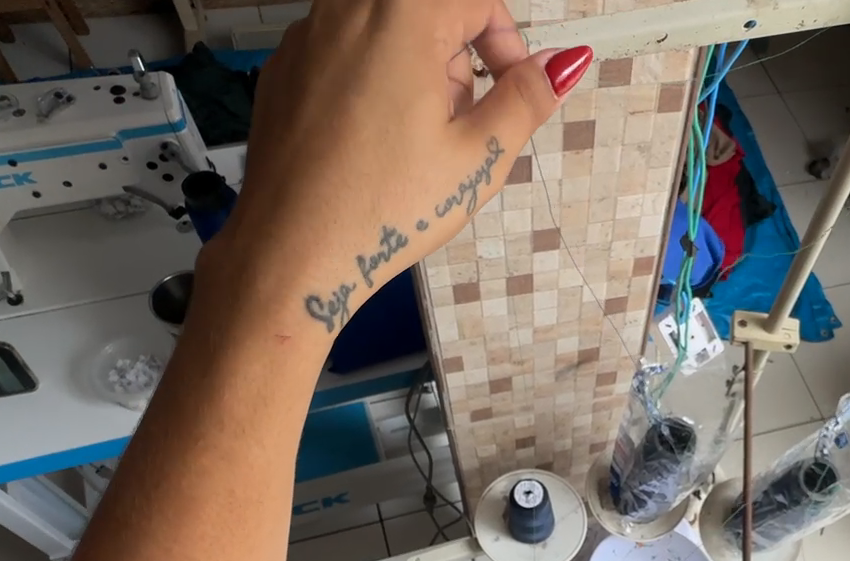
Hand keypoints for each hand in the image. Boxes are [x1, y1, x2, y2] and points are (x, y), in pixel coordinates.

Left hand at [194, 0, 590, 345]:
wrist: (295, 247)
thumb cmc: (387, 206)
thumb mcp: (479, 158)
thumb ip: (527, 101)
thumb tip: (564, 62)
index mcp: (403, 14)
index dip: (508, 46)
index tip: (511, 96)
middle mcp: (347, 6)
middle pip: (431, 12)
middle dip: (459, 65)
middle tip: (458, 134)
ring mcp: (307, 34)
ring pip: (386, 32)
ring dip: (418, 76)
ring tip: (415, 147)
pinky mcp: (285, 68)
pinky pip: (346, 56)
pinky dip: (372, 87)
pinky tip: (373, 150)